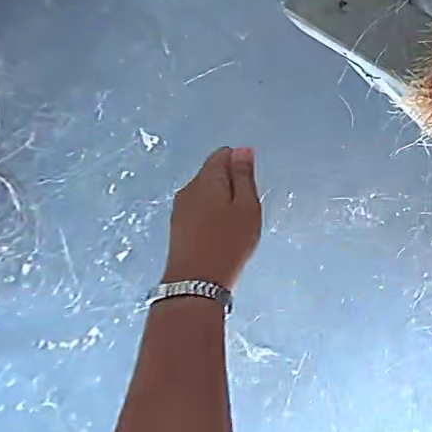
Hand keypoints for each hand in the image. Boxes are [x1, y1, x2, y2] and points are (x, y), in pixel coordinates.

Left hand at [164, 147, 260, 288]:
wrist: (197, 281)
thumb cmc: (229, 242)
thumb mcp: (248, 207)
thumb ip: (244, 176)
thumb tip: (242, 150)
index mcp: (207, 179)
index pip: (223, 155)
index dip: (241, 164)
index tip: (252, 185)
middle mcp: (189, 189)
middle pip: (213, 173)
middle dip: (232, 183)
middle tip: (248, 208)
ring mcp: (180, 208)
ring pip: (206, 192)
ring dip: (223, 201)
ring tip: (236, 224)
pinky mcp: (178, 225)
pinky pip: (199, 209)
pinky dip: (213, 214)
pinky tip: (222, 233)